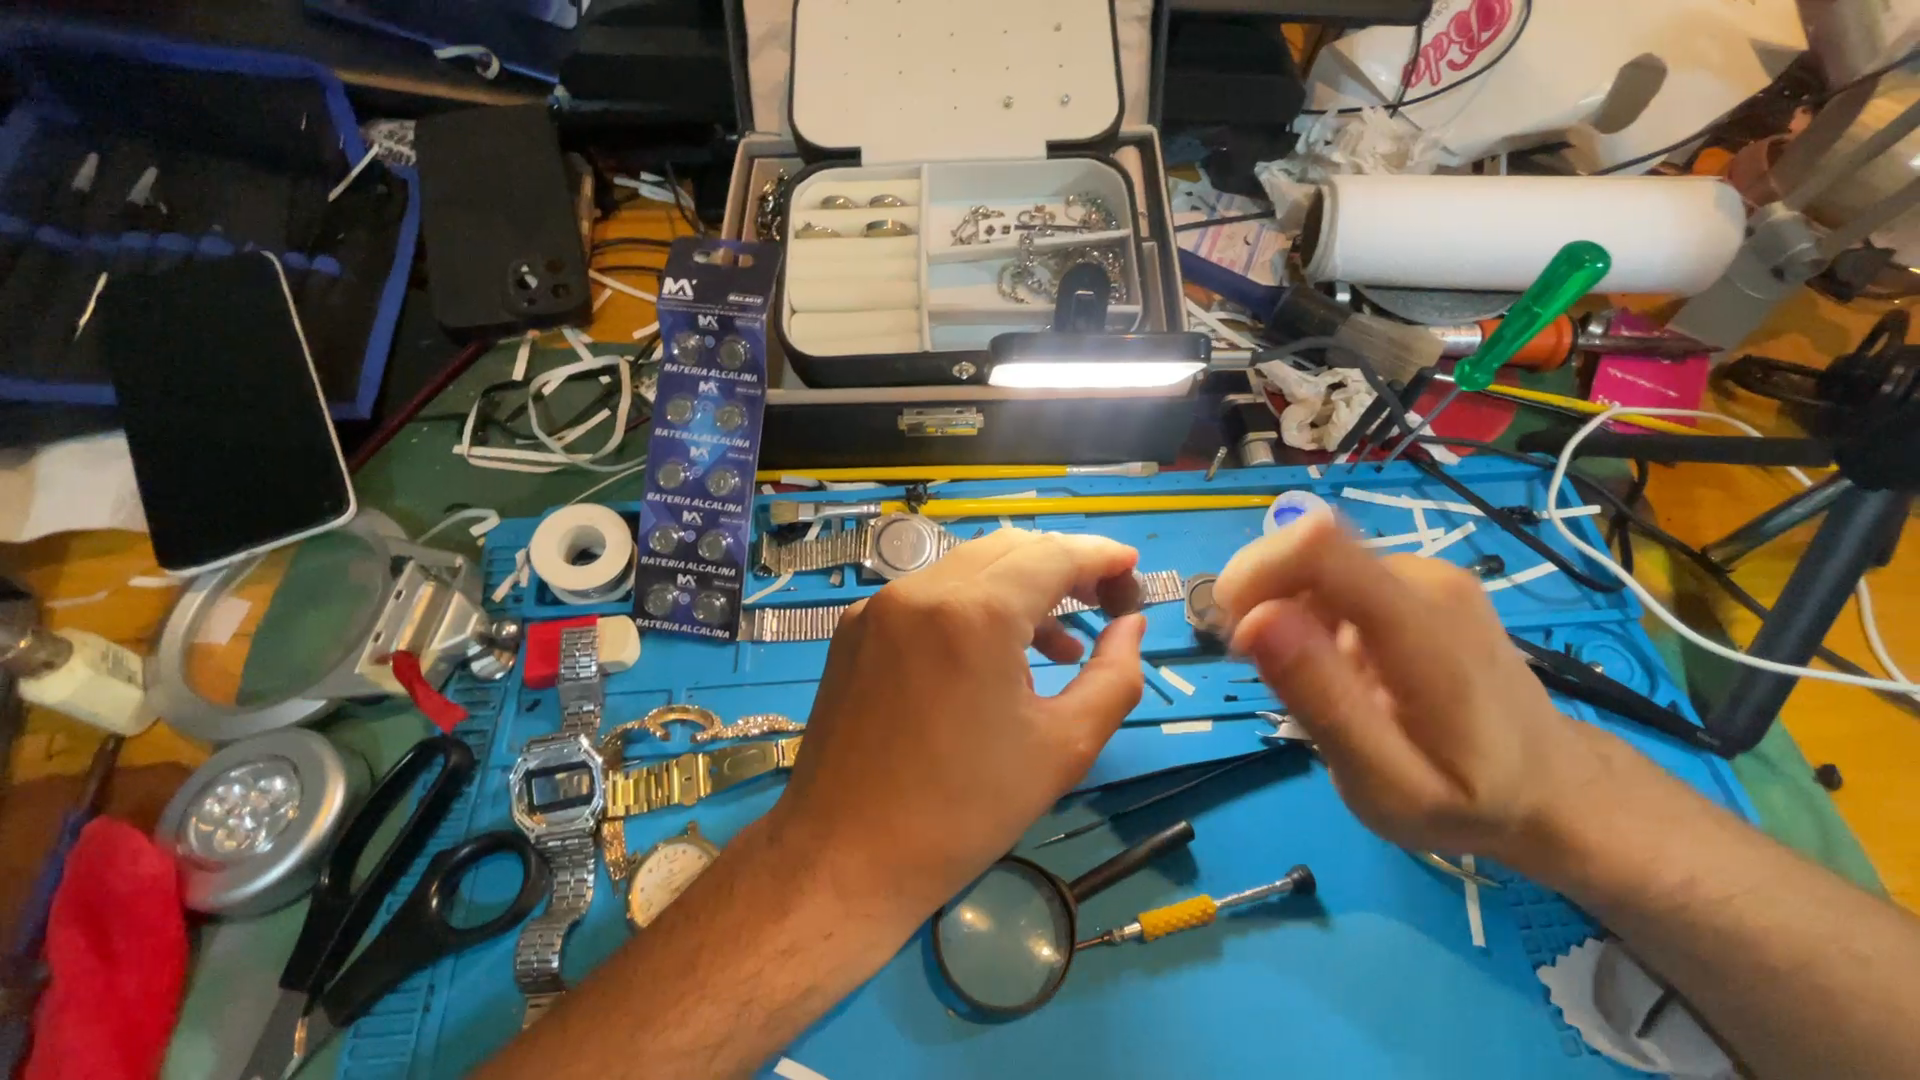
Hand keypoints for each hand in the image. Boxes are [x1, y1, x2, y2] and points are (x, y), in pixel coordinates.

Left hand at [769, 528, 1147, 924]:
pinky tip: (990, 665)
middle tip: (1100, 606)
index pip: (1052, 554)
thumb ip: (1114, 676)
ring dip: (1018, 591)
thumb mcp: (1063, 747)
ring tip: (1058, 652)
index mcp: (973, 613)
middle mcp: (920, 591)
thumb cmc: (964, 810)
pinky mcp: (854, 631)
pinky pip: (927, 598)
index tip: (1132, 569)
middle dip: (1061, 568)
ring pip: (965, 570)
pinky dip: (971, 610)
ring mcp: (878, 608)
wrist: (845, 856)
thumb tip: (1131, 625)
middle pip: (1008, 550)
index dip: (1100, 556)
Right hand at [1214, 511, 1612, 864]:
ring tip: (1311, 684)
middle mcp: (1423, 578)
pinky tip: (1334, 668)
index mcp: (1421, 625)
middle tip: (1269, 676)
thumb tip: (1255, 621)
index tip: (1238, 644)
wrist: (1553, 788)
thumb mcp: (1388, 782)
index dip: (1253, 577)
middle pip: (1302, 551)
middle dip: (1260, 603)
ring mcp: (1423, 574)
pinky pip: (1333, 577)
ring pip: (1311, 566)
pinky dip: (1308, 614)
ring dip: (1282, 614)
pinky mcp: (1415, 581)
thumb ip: (1323, 701)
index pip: (1314, 544)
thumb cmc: (1466, 800)